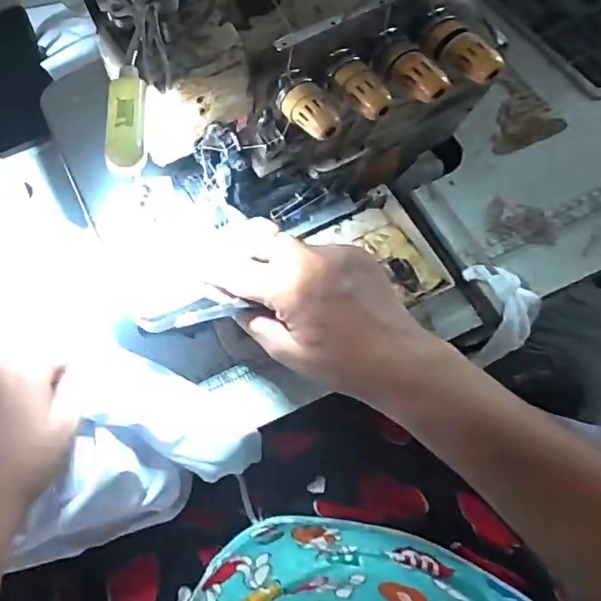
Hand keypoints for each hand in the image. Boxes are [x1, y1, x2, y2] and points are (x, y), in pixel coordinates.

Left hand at [0, 360, 80, 533]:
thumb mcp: (66, 424)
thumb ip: (74, 385)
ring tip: (15, 420)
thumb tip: (71, 366)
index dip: (62, 381)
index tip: (60, 406)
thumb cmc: (30, 461)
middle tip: (38, 414)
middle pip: (25, 362)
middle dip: (36, 380)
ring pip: (2, 374)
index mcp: (22, 366)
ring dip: (12, 388)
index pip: (54, 357)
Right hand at [204, 218, 449, 397]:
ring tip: (291, 293)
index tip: (199, 271)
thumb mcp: (286, 351)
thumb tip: (233, 302)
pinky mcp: (354, 251)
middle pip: (261, 237)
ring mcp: (334, 250)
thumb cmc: (340, 364)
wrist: (400, 360)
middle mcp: (308, 258)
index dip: (214, 272)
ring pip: (290, 245)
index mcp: (288, 285)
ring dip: (279, 262)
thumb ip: (253, 321)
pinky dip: (309, 267)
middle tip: (244, 278)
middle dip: (246, 254)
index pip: (236, 271)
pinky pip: (317, 252)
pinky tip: (322, 293)